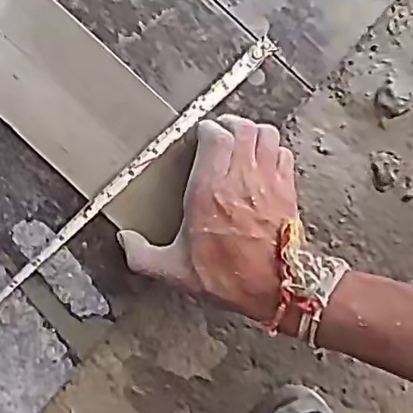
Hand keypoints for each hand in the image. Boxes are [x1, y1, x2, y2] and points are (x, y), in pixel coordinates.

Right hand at [118, 115, 295, 321]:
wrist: (277, 288)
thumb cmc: (228, 277)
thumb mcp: (174, 270)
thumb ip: (142, 254)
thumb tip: (124, 240)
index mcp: (209, 191)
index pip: (214, 136)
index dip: (206, 129)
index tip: (197, 136)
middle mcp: (240, 178)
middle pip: (241, 128)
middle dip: (228, 124)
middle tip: (218, 132)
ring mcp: (268, 181)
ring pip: (266, 134)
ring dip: (252, 132)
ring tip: (240, 140)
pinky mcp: (288, 190)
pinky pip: (284, 153)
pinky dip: (273, 149)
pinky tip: (262, 161)